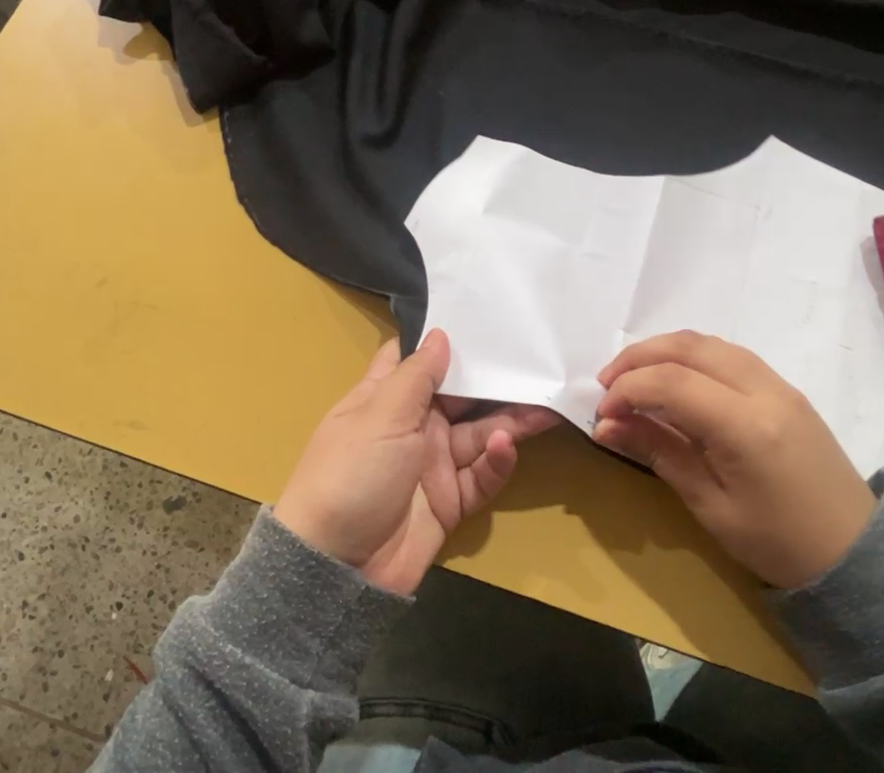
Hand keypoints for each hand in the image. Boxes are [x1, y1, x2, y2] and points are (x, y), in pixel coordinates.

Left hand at [274, 329, 560, 595]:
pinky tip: (508, 446)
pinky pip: (482, 475)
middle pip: (460, 397)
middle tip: (537, 361)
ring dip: (510, 420)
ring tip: (544, 404)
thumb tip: (440, 333)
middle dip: (494, 381)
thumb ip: (416, 376)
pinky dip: (498, 461)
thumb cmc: (351, 475)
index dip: (442, 340)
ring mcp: (432, 465)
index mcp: (386, 400)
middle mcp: (412, 427)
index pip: (414, 361)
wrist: (338, 567)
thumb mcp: (381, 417)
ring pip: (480, 434)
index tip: (482, 317)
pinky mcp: (451, 501)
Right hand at [593, 331, 876, 589]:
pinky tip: (674, 380)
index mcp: (747, 426)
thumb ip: (659, 453)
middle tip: (607, 384)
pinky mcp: (785, 389)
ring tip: (633, 378)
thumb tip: (606, 426)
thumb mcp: (710, 505)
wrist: (854, 552)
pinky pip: (730, 354)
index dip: (628, 390)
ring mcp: (779, 384)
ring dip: (665, 351)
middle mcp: (765, 390)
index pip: (672, 382)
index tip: (602, 414)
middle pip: (690, 347)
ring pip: (711, 343)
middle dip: (640, 357)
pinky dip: (693, 357)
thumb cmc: (777, 542)